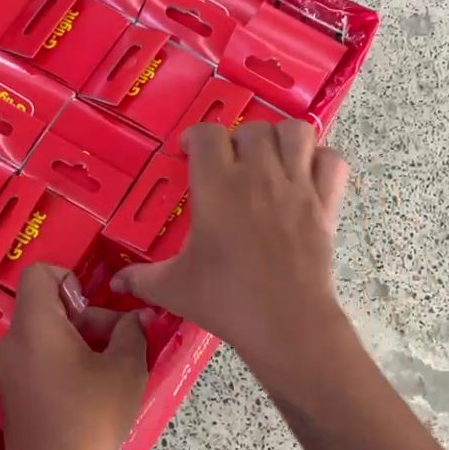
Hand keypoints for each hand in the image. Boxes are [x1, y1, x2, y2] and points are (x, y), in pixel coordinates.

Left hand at [0, 262, 151, 449]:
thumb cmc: (90, 418)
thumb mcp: (125, 370)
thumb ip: (132, 333)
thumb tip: (136, 318)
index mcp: (37, 324)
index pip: (40, 273)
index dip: (71, 279)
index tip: (96, 310)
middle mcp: (15, 340)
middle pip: (48, 305)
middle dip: (87, 317)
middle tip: (119, 345)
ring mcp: (10, 368)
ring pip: (46, 335)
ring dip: (80, 342)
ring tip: (111, 371)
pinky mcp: (14, 392)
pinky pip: (40, 359)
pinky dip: (65, 363)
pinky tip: (91, 392)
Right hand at [111, 120, 349, 365]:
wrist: (284, 320)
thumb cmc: (224, 300)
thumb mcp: (173, 288)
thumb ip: (141, 279)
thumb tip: (116, 282)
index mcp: (217, 186)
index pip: (207, 135)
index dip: (196, 138)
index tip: (189, 152)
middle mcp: (258, 174)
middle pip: (252, 129)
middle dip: (238, 141)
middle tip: (230, 164)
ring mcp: (297, 186)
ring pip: (296, 132)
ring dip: (281, 139)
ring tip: (270, 159)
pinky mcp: (326, 204)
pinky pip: (332, 161)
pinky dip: (320, 160)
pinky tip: (306, 175)